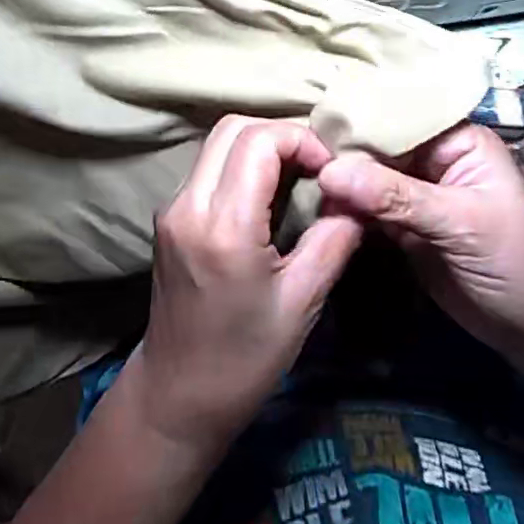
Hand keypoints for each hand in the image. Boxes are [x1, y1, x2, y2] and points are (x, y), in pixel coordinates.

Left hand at [127, 116, 363, 450]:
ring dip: (259, 146)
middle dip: (280, 134)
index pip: (259, 140)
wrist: (177, 395)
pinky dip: (240, 163)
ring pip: (216, 143)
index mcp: (224, 226)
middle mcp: (188, 205)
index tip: (329, 170)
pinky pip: (208, 167)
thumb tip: (355, 195)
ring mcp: (172, 208)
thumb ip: (334, 238)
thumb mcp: (304, 301)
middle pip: (232, 128)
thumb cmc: (245, 358)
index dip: (301, 140)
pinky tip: (267, 195)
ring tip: (297, 177)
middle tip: (315, 167)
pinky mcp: (168, 217)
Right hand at [317, 124, 523, 366]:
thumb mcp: (460, 222)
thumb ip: (394, 196)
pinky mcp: (404, 227)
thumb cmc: (520, 263)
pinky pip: (367, 210)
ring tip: (295, 174)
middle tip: (294, 150)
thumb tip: (329, 170)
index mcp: (457, 141)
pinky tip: (314, 203)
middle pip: (377, 146)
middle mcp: (433, 160)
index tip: (311, 122)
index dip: (358, 118)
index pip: (399, 116)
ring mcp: (416, 195)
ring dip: (338, 182)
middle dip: (341, 151)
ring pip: (368, 179)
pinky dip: (345, 210)